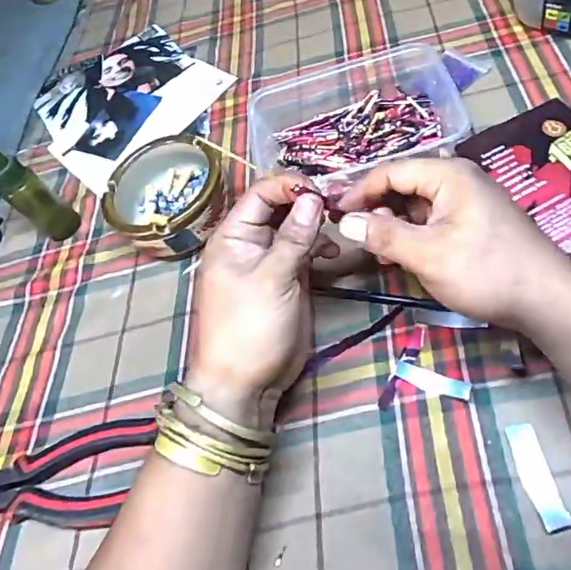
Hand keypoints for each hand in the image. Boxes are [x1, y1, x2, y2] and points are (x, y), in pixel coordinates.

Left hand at [188, 175, 329, 427]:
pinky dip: (317, 248)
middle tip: (337, 205)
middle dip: (306, 203)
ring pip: (293, 229)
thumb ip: (294, 237)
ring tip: (336, 228)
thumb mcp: (272, 278)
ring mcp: (267, 261)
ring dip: (315, 225)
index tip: (321, 189)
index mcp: (232, 236)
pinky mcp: (285, 279)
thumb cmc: (249, 327)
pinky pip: (302, 252)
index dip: (289, 186)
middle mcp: (248, 243)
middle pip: (278, 208)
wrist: (245, 383)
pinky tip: (331, 254)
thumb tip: (312, 197)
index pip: (260, 195)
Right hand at [334, 158, 570, 329]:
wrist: (548, 300)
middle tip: (356, 237)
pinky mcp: (473, 221)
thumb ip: (384, 235)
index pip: (389, 171)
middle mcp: (457, 179)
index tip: (335, 215)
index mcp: (447, 174)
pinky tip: (402, 256)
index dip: (358, 192)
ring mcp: (468, 200)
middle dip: (376, 209)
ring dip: (393, 225)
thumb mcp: (428, 255)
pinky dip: (412, 234)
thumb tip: (346, 222)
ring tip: (378, 252)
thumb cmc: (486, 271)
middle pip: (402, 185)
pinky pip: (432, 219)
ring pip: (415, 204)